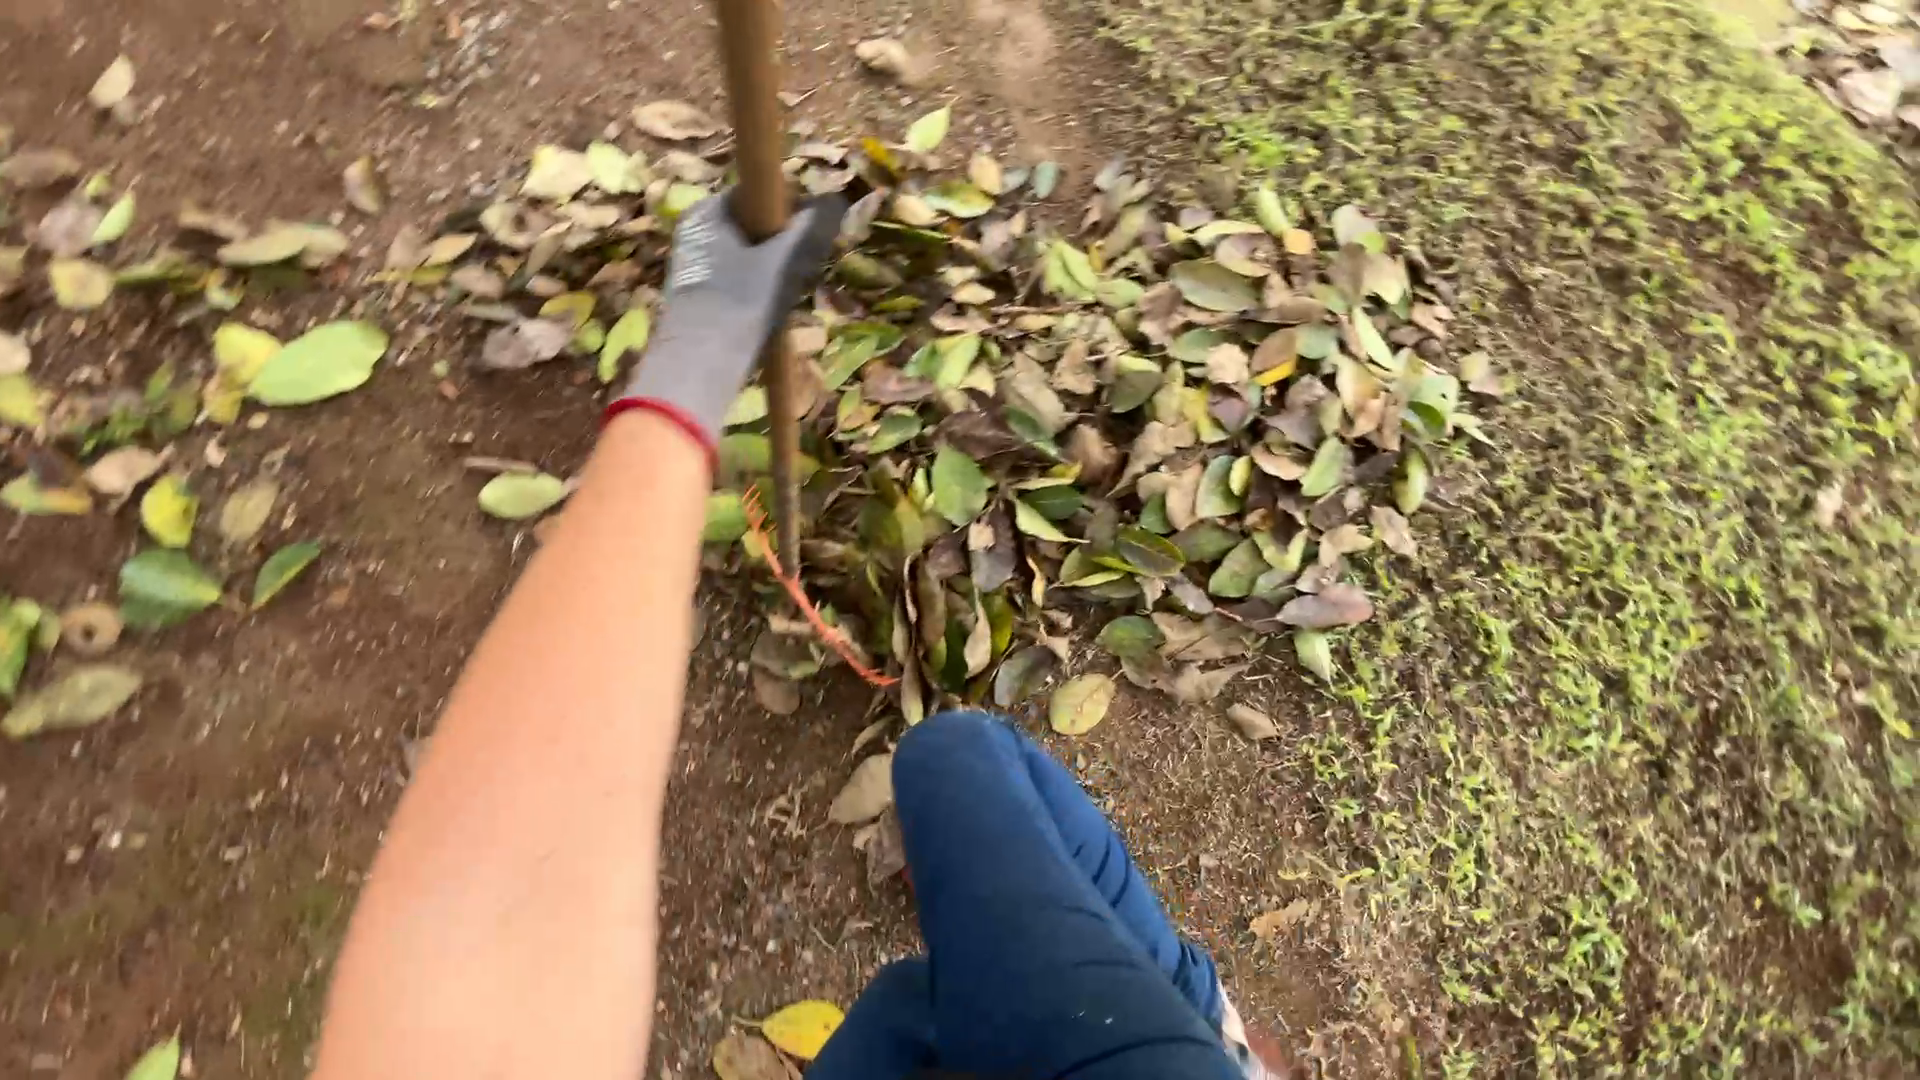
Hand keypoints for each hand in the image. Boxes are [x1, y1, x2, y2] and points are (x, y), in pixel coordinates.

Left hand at [609, 191, 844, 454]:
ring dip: (771, 270)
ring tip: (794, 289)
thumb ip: (808, 230)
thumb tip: (836, 199)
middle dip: (780, 242)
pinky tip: (773, 311)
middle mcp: (694, 234)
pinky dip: (756, 292)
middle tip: (808, 261)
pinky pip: (736, 284)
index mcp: (706, 213)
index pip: (752, 193)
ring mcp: (694, 269)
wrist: (702, 363)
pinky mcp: (699, 300)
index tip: (810, 228)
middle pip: (748, 227)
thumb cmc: (741, 301)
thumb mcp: (781, 261)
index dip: (786, 206)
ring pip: (744, 258)